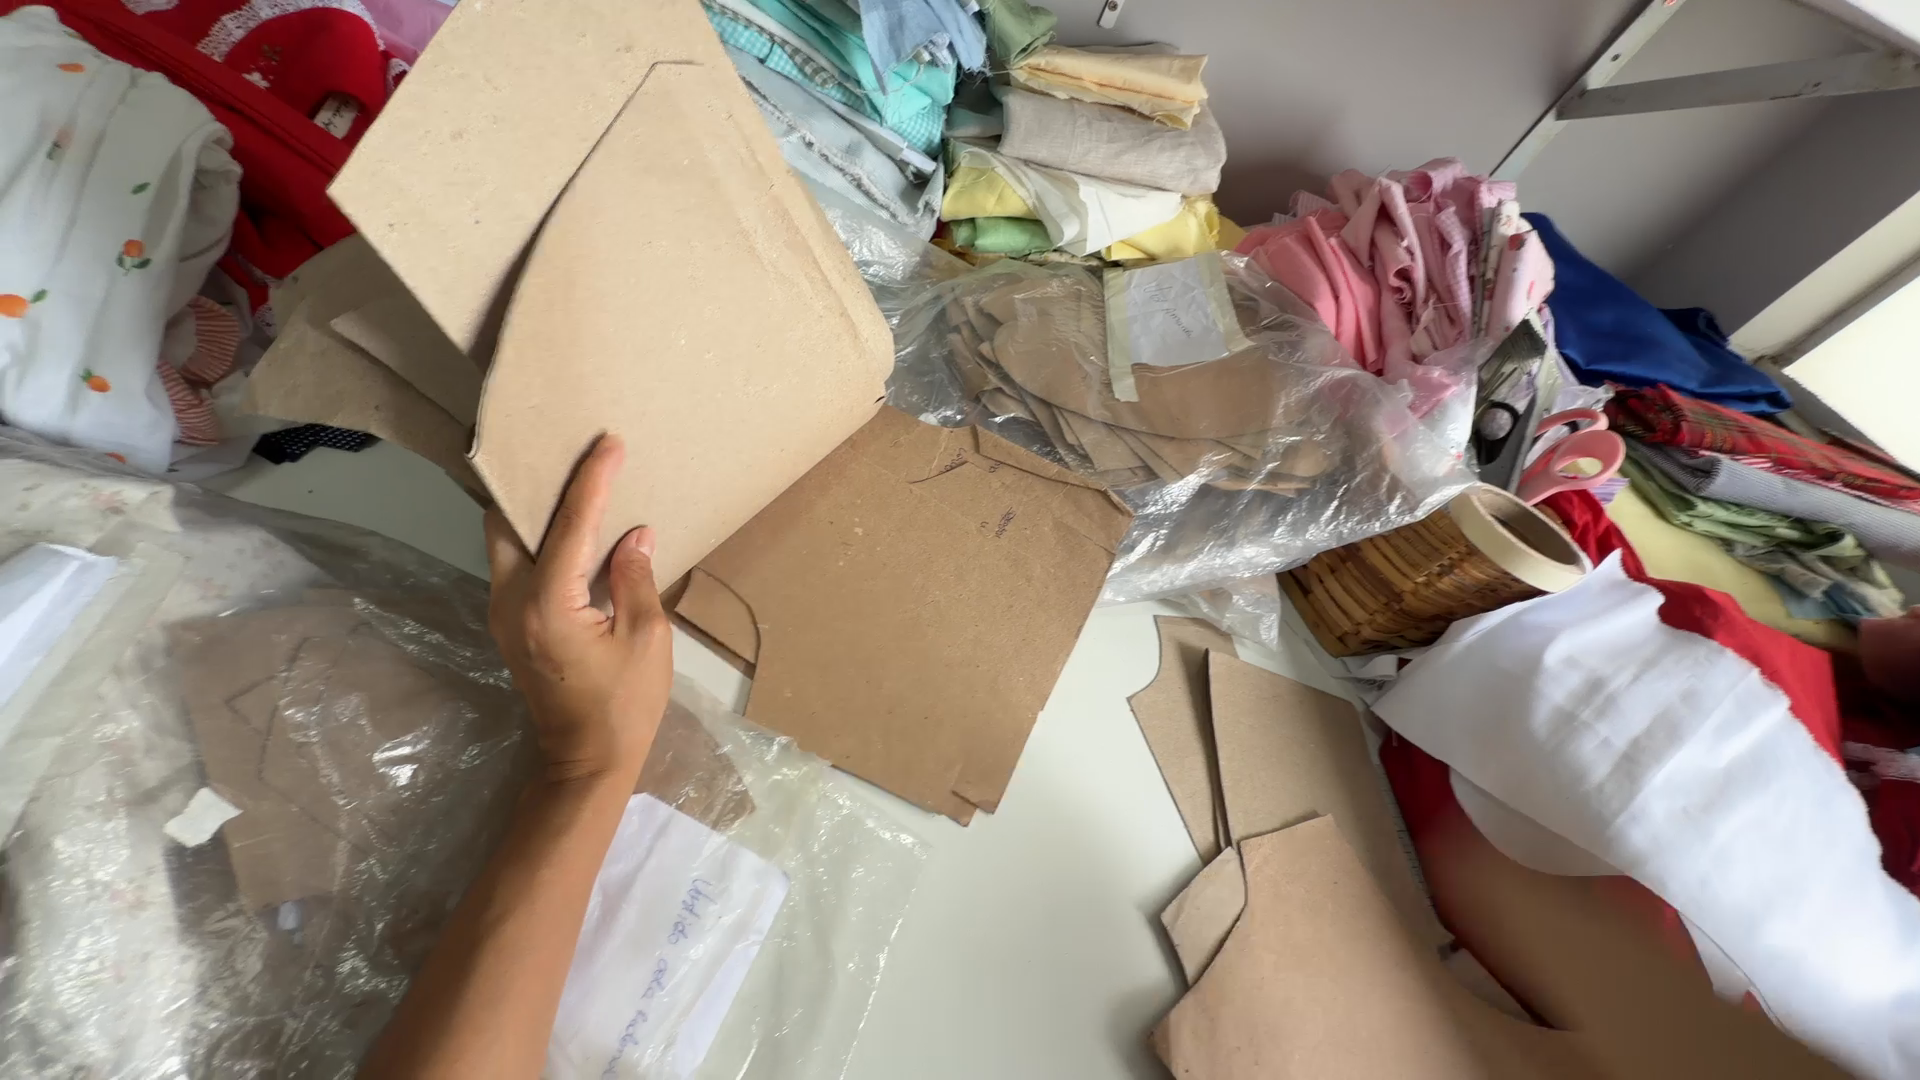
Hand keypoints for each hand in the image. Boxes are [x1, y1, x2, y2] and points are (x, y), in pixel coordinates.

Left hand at [484, 435, 671, 784]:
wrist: (586, 759)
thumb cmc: (625, 703)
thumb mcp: (647, 639)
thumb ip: (636, 580)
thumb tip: (634, 536)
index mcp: (548, 603)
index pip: (570, 526)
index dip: (592, 482)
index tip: (608, 444)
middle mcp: (510, 600)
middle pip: (505, 524)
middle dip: (533, 487)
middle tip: (569, 459)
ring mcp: (502, 613)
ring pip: (503, 542)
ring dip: (532, 512)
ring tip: (570, 487)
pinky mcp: (509, 624)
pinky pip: (514, 563)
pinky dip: (536, 538)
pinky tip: (569, 532)